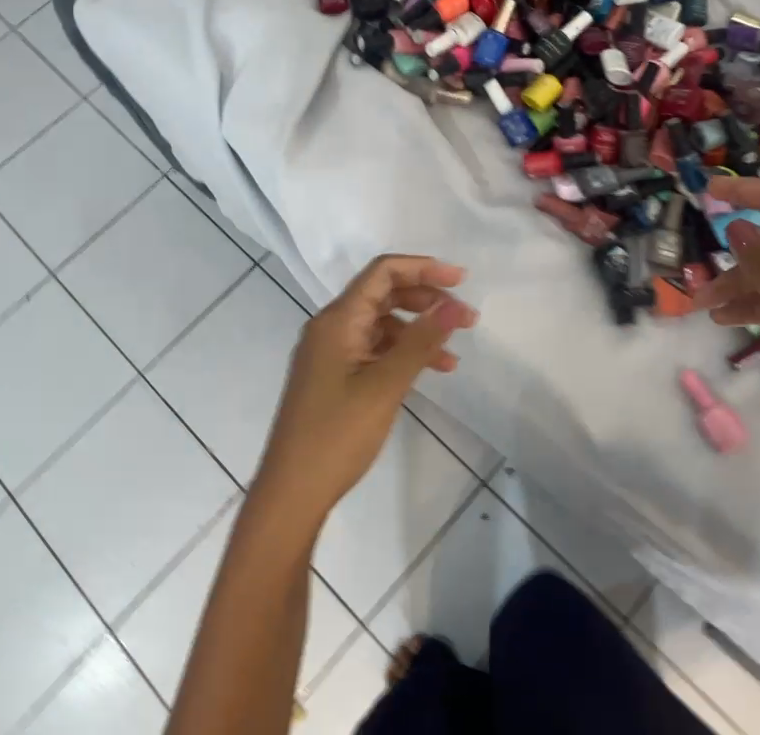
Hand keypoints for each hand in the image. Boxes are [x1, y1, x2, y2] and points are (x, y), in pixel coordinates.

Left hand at [252, 256, 477, 520]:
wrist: (293, 490)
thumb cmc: (337, 435)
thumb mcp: (384, 386)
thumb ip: (419, 342)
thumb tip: (451, 305)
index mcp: (336, 321)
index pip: (382, 273)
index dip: (423, 268)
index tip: (461, 281)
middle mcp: (330, 328)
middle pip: (383, 295)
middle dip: (426, 299)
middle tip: (467, 318)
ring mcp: (331, 353)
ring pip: (381, 324)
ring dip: (418, 330)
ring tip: (455, 350)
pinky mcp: (335, 377)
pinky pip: (374, 350)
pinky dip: (402, 354)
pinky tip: (431, 371)